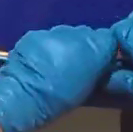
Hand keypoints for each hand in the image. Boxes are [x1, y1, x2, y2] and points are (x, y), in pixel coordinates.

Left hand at [0, 25, 117, 131]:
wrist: (23, 96)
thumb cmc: (61, 100)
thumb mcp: (90, 87)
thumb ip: (99, 69)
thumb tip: (103, 63)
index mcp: (94, 48)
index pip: (108, 38)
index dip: (104, 50)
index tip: (99, 62)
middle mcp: (75, 34)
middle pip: (86, 34)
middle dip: (83, 46)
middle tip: (76, 63)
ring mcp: (52, 32)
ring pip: (65, 34)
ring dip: (64, 45)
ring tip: (56, 62)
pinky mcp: (34, 34)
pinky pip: (45, 37)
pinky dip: (46, 46)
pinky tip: (40, 60)